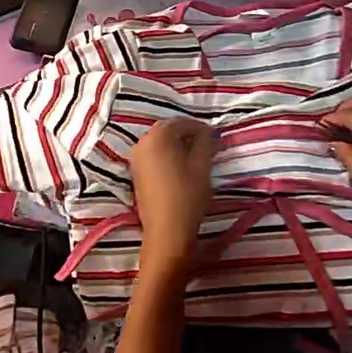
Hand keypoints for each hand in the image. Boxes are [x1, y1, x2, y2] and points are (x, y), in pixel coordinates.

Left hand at [128, 118, 216, 268]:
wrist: (166, 230)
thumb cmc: (187, 195)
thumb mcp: (202, 166)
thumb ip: (205, 143)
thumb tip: (209, 132)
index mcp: (158, 136)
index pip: (182, 122)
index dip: (201, 127)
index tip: (215, 137)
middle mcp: (142, 142)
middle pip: (168, 130)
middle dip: (187, 134)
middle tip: (207, 144)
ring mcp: (136, 158)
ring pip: (159, 142)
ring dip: (176, 144)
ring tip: (196, 155)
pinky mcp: (136, 172)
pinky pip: (153, 154)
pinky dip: (166, 154)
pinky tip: (180, 166)